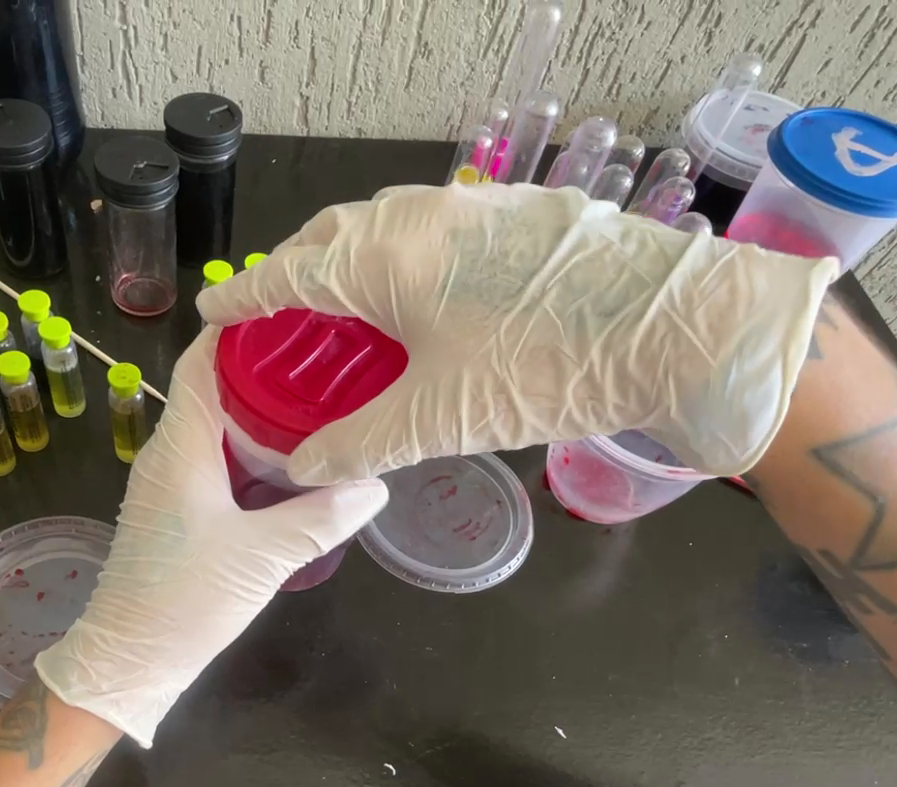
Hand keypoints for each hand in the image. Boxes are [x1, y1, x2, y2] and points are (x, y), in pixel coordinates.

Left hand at [34, 330, 387, 745]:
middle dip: (268, 373)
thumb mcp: (261, 557)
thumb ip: (321, 518)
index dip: (241, 329)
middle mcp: (170, 455)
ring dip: (263, 419)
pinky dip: (254, 458)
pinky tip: (296, 467)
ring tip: (323, 405)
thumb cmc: (184, 600)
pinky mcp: (180, 513)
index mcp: (180, 447)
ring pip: (220, 432)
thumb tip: (375, 485)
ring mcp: (172, 486)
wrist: (131, 660)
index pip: (202, 362)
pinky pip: (219, 467)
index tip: (294, 313)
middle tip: (329, 362)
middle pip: (216, 392)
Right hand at [196, 183, 838, 482]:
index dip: (248, 292)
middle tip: (279, 310)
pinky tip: (420, 292)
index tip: (215, 305)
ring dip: (350, 258)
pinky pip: (435, 228)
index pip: (292, 271)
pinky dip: (402, 256)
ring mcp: (479, 207)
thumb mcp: (440, 417)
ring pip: (386, 224)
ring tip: (342, 301)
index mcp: (388, 255)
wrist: (682, 330)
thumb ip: (360, 442)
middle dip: (295, 269)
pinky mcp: (523, 218)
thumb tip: (301, 468)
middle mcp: (424, 215)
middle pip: (333, 236)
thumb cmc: (545, 369)